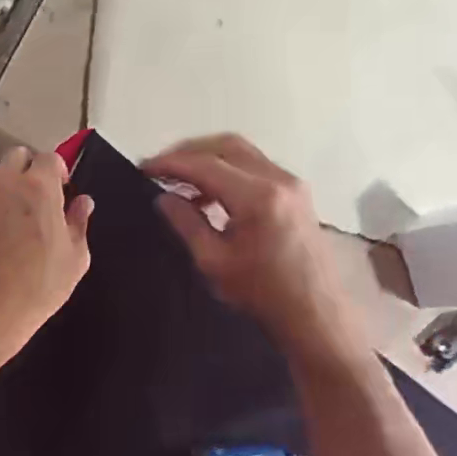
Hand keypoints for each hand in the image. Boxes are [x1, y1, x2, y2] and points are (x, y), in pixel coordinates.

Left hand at [0, 145, 93, 367]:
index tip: (60, 189)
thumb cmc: (41, 284)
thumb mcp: (76, 256)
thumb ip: (79, 221)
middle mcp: (5, 182)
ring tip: (12, 217)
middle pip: (17, 156)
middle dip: (28, 169)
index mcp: (39, 187)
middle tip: (36, 198)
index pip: (49, 157)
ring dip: (5, 186)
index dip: (57, 171)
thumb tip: (83, 202)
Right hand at [144, 134, 358, 354]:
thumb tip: (163, 198)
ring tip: (178, 180)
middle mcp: (278, 179)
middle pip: (226, 146)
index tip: (143, 167)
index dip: (171, 163)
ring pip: (242, 152)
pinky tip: (207, 192)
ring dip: (207, 159)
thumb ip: (186, 223)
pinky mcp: (295, 192)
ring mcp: (291, 183)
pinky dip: (226, 170)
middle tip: (159, 167)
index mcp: (257, 197)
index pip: (205, 165)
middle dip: (188, 151)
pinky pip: (254, 166)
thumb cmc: (260, 291)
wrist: (313, 309)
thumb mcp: (213, 260)